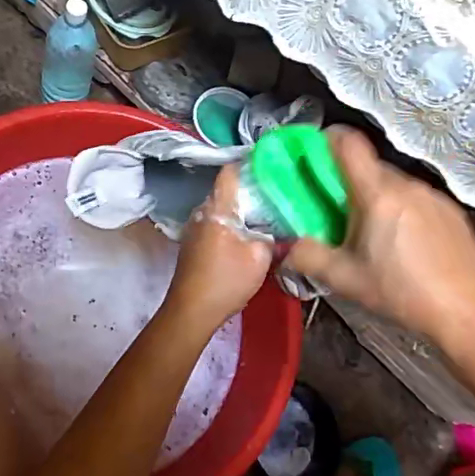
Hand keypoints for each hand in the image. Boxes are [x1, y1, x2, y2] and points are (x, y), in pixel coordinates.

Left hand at [163, 165, 273, 329]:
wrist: (191, 312)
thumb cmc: (226, 281)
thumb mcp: (259, 258)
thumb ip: (273, 238)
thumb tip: (283, 230)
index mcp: (216, 209)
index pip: (229, 173)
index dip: (249, 164)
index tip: (270, 163)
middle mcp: (201, 213)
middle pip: (226, 191)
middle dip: (250, 189)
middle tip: (277, 190)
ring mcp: (193, 229)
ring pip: (221, 209)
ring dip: (241, 209)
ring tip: (267, 212)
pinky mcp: (193, 245)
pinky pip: (215, 224)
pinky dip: (231, 223)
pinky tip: (248, 234)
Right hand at [286, 127, 474, 344]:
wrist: (471, 310)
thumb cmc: (403, 292)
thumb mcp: (346, 280)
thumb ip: (308, 257)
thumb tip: (285, 248)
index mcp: (377, 192)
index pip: (347, 142)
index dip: (324, 141)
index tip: (311, 161)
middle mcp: (406, 184)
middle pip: (367, 166)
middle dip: (345, 184)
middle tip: (333, 215)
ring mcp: (433, 195)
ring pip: (392, 185)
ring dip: (374, 200)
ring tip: (369, 239)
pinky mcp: (451, 211)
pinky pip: (414, 200)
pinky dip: (400, 212)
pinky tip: (403, 248)